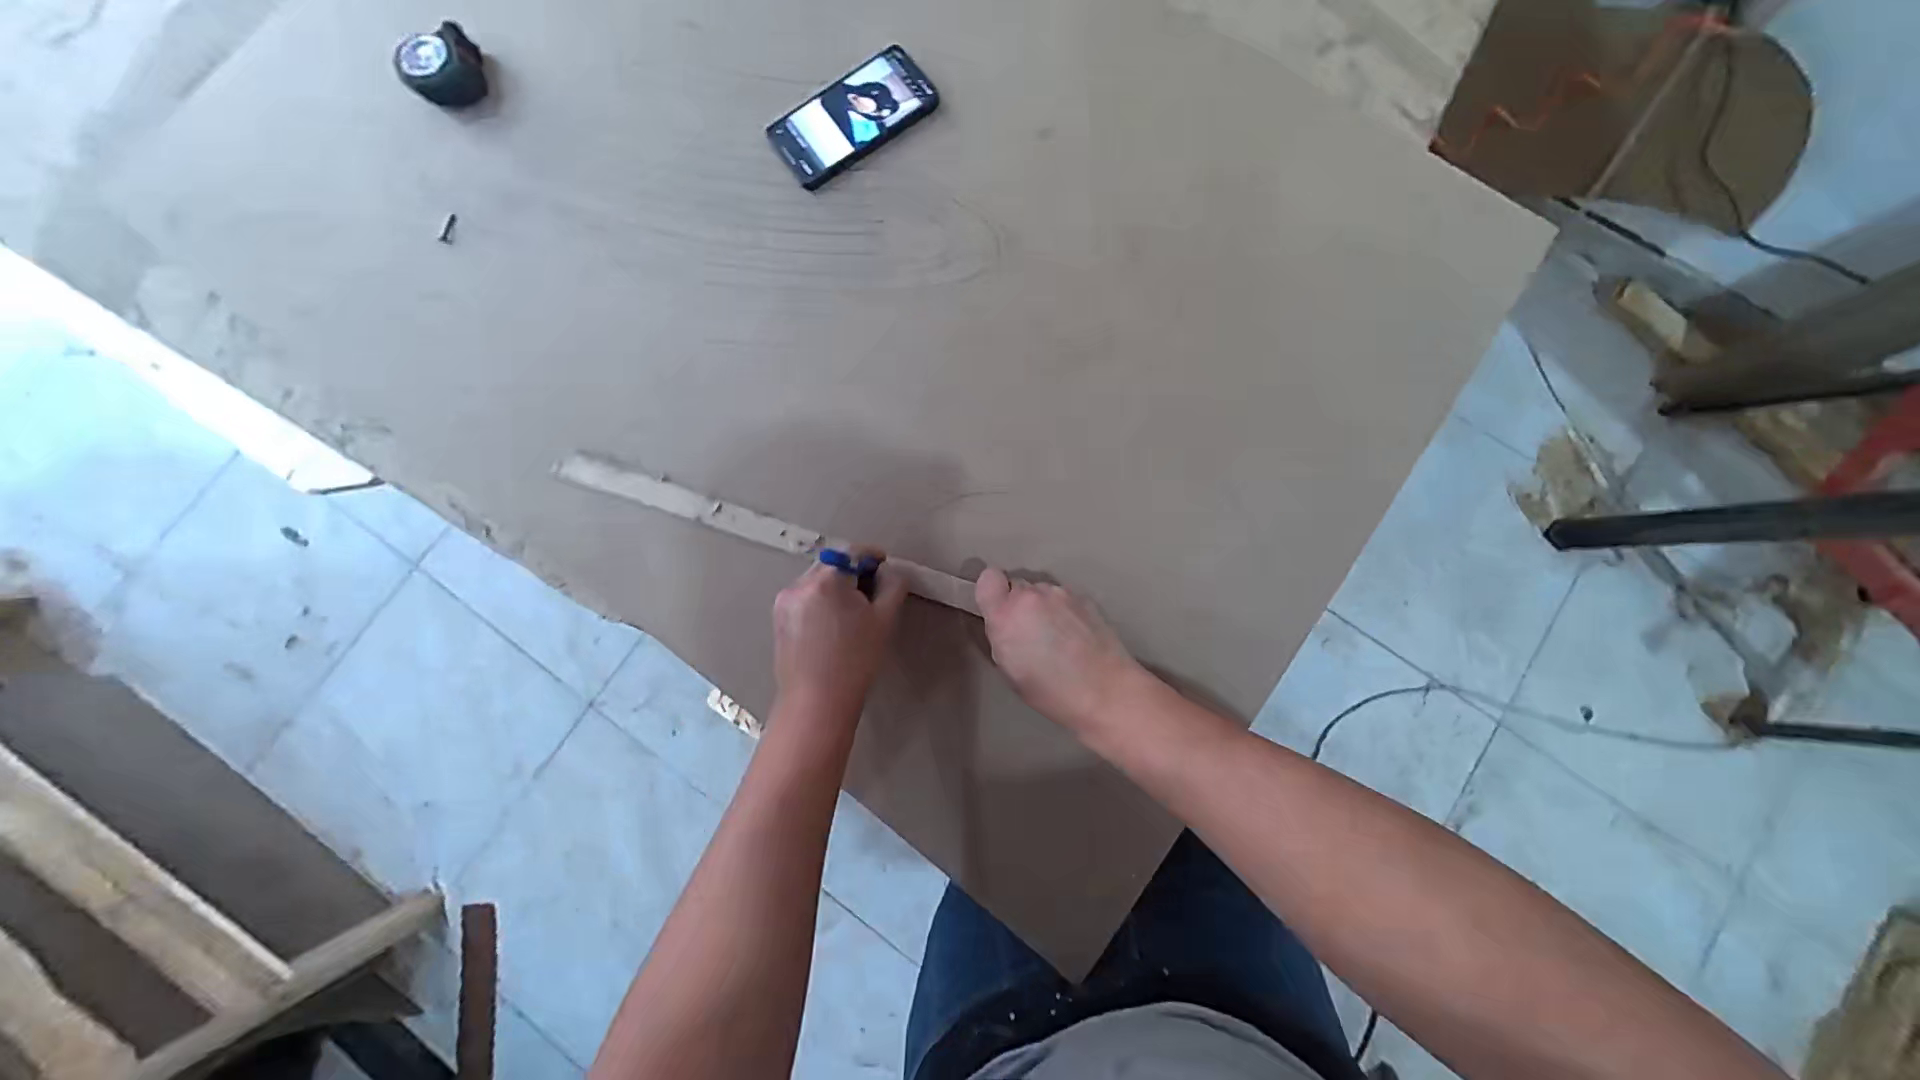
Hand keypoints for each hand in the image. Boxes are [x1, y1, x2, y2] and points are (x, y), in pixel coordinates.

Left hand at [772, 550, 908, 719]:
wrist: (817, 701)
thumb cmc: (855, 661)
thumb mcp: (885, 619)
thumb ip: (892, 586)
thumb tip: (889, 572)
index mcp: (826, 581)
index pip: (851, 552)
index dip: (871, 555)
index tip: (883, 564)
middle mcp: (800, 585)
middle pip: (831, 564)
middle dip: (852, 572)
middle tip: (872, 592)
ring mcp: (785, 601)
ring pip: (816, 581)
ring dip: (835, 586)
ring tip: (852, 613)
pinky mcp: (778, 618)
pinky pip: (804, 597)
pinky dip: (820, 601)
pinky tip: (833, 624)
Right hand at [973, 567, 1152, 731]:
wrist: (1106, 692)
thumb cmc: (1053, 692)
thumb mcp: (1009, 670)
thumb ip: (1000, 635)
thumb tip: (1002, 622)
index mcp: (1006, 616)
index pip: (988, 578)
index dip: (993, 593)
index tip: (998, 610)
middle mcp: (1032, 597)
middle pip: (1016, 585)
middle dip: (1018, 604)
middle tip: (1029, 632)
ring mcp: (1061, 594)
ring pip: (1041, 591)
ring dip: (1043, 607)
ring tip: (1056, 637)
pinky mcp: (1084, 598)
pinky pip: (1064, 598)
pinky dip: (1064, 611)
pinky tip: (1074, 636)